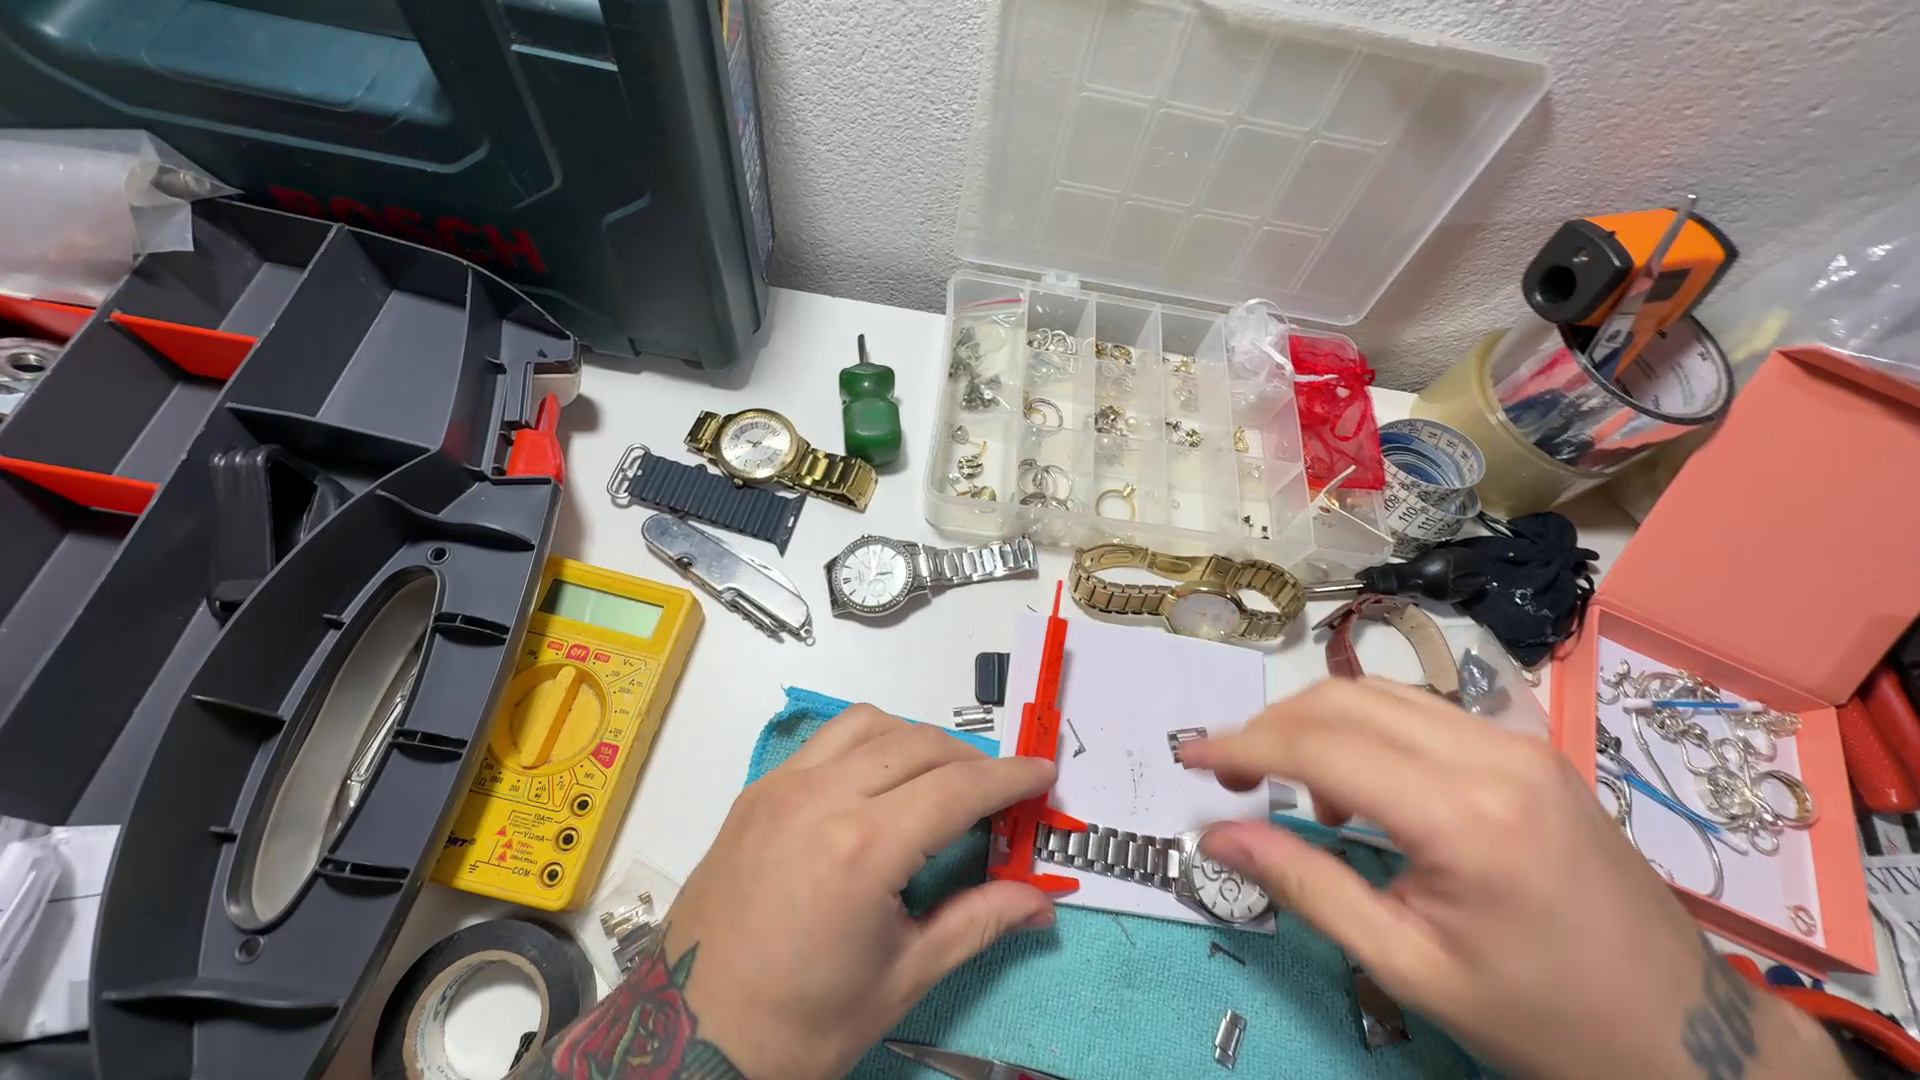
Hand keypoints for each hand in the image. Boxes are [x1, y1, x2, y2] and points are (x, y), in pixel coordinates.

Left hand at [662, 705, 1055, 1079]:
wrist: (688, 1034)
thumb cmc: (802, 1021)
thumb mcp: (902, 978)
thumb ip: (978, 922)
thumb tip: (1041, 900)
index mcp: (863, 847)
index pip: (959, 787)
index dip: (1011, 777)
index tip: (1043, 773)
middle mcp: (822, 796)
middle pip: (921, 743)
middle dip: (973, 760)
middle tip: (999, 794)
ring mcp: (782, 786)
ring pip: (870, 723)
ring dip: (918, 740)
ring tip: (939, 781)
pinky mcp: (757, 791)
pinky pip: (826, 739)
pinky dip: (868, 743)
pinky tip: (877, 783)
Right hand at [1179, 678, 1847, 1079]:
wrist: (1687, 1037)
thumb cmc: (1541, 1017)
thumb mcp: (1408, 966)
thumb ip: (1305, 886)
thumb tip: (1218, 834)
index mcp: (1463, 816)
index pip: (1320, 747)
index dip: (1241, 747)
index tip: (1189, 758)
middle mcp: (1491, 755)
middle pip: (1344, 702)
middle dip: (1269, 729)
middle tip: (1230, 776)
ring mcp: (1516, 745)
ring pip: (1379, 695)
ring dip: (1314, 723)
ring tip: (1288, 786)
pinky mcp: (1526, 751)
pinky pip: (1419, 713)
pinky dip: (1363, 730)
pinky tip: (1356, 786)